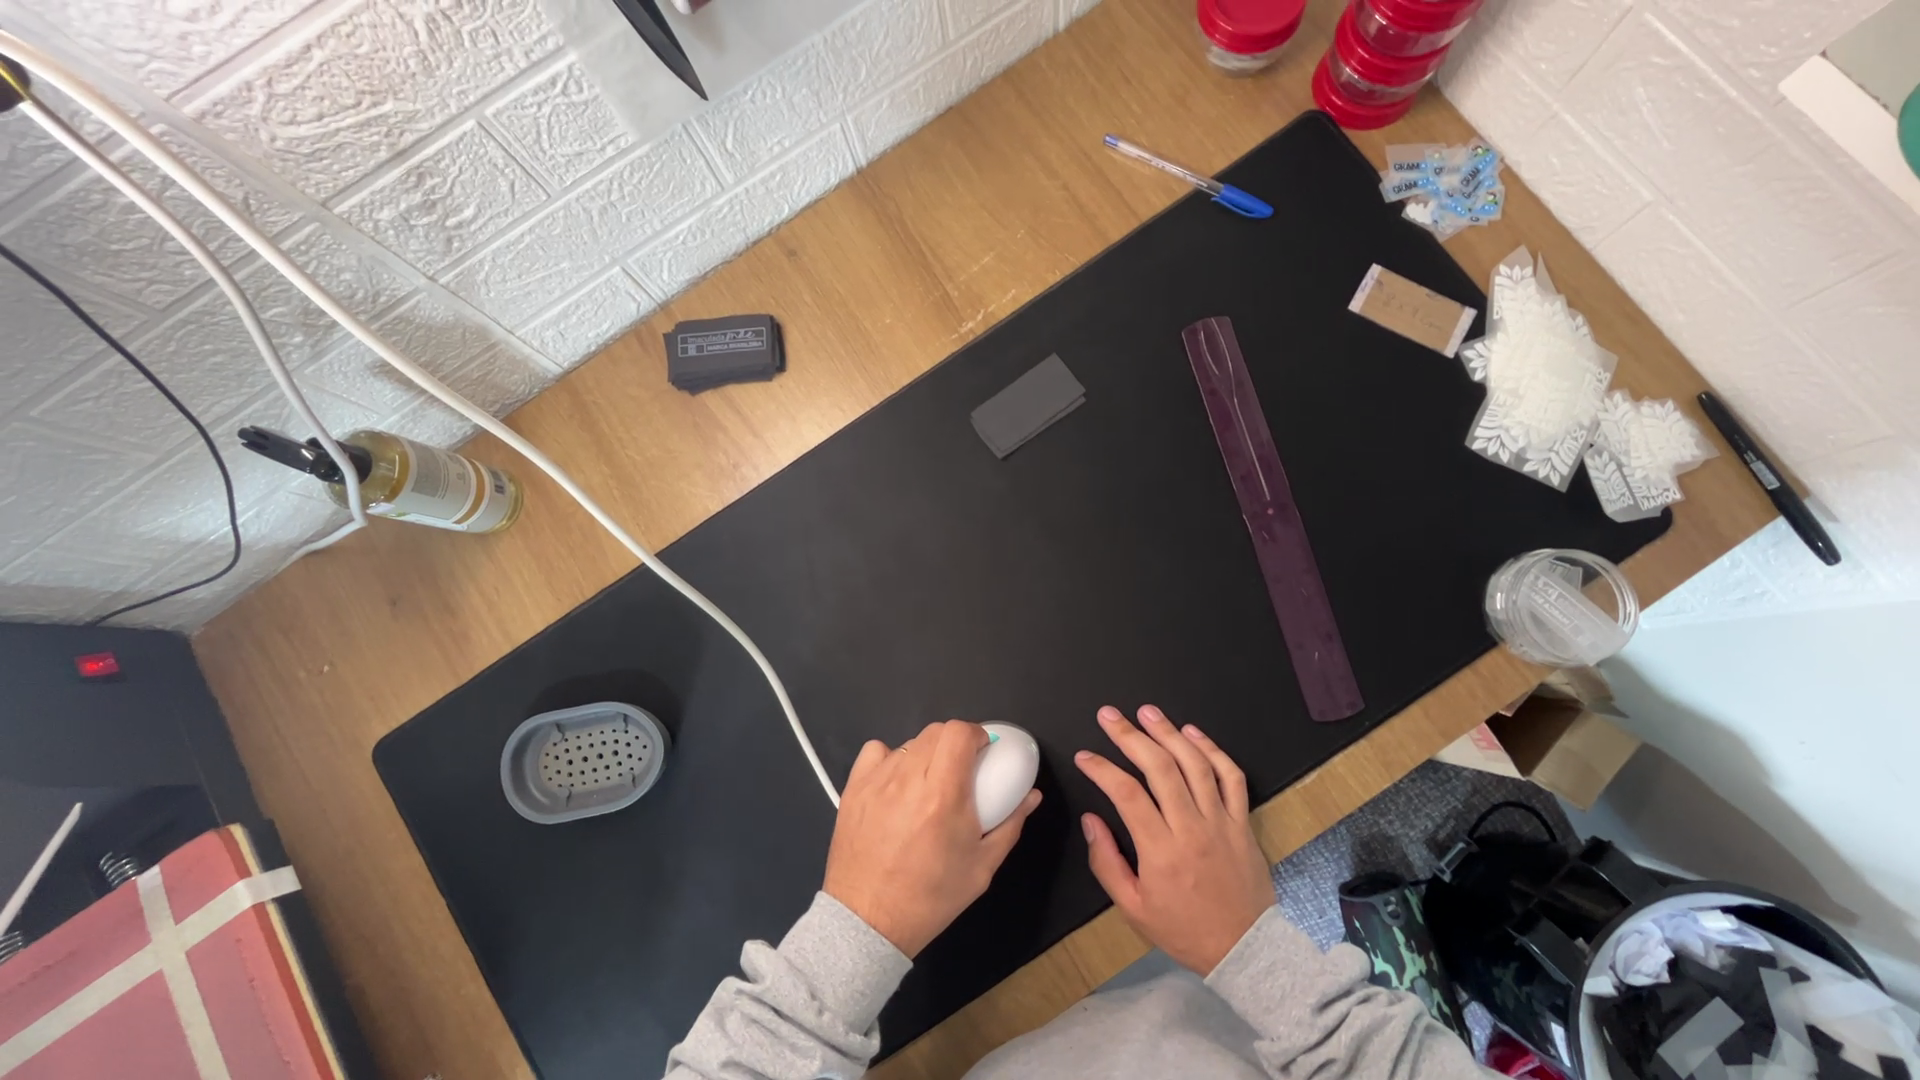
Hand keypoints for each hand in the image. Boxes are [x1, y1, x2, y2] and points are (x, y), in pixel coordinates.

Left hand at [824, 720, 1041, 957]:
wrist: (870, 921)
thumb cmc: (932, 897)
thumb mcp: (982, 866)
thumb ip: (1010, 823)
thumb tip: (1032, 795)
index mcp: (943, 795)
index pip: (959, 733)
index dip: (976, 733)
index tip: (984, 751)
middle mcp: (907, 780)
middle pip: (935, 731)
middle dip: (955, 741)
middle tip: (963, 768)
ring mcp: (876, 782)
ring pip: (908, 742)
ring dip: (927, 752)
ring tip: (930, 781)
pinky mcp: (853, 788)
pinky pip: (875, 752)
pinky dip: (890, 758)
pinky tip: (897, 782)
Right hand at [1076, 705, 1274, 975]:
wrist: (1244, 949)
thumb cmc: (1183, 930)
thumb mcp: (1133, 908)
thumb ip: (1106, 862)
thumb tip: (1091, 819)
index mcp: (1161, 850)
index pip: (1126, 794)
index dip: (1102, 769)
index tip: (1085, 757)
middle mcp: (1192, 828)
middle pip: (1160, 767)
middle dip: (1130, 736)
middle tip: (1110, 715)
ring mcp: (1222, 821)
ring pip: (1195, 764)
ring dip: (1169, 732)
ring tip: (1147, 712)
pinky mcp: (1243, 822)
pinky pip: (1231, 777)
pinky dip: (1212, 750)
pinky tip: (1192, 732)